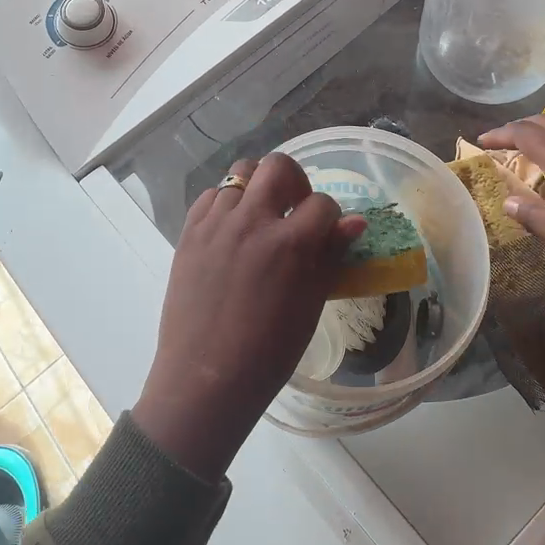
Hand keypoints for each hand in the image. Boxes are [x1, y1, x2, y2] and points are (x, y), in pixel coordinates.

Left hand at [132, 153, 365, 481]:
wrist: (206, 377)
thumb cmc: (269, 351)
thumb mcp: (311, 303)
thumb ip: (331, 256)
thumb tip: (354, 222)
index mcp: (289, 243)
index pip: (321, 203)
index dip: (330, 216)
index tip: (326, 232)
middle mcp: (252, 222)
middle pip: (278, 166)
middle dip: (294, 180)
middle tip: (293, 206)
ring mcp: (217, 224)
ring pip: (240, 173)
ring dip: (257, 189)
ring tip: (260, 216)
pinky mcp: (189, 232)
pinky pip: (211, 196)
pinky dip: (226, 203)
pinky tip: (232, 228)